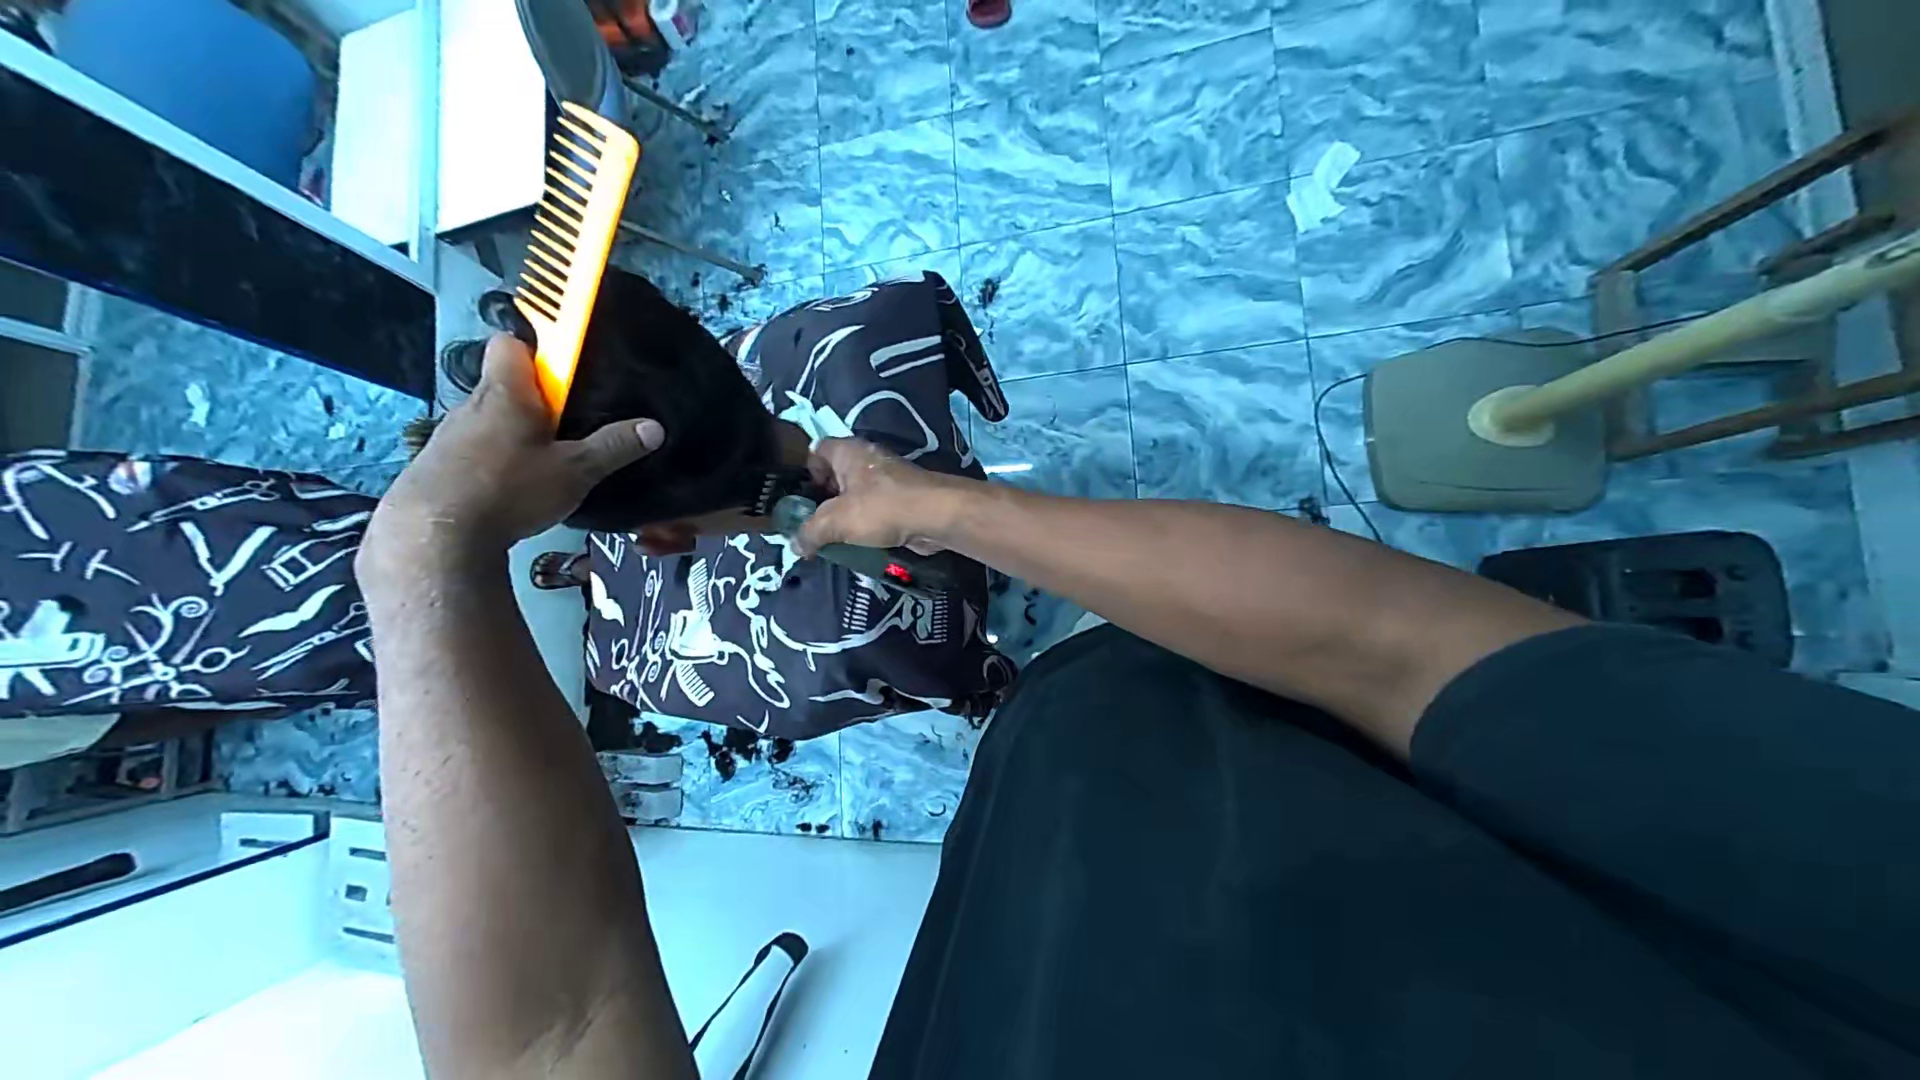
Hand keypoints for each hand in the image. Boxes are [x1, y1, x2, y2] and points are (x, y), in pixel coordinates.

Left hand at [369, 334, 664, 555]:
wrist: (435, 536)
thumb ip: (614, 447)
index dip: (538, 351)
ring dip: (514, 433)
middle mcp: (471, 405)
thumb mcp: (576, 471)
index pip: (510, 343)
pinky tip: (512, 488)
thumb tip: (654, 428)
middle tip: (568, 428)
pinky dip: (493, 459)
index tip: (566, 375)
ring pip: (490, 420)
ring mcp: (448, 435)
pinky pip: (473, 449)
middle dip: (536, 401)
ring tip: (542, 464)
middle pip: (505, 385)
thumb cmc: (510, 489)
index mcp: (506, 393)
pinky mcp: (436, 465)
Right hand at [792, 438, 966, 557]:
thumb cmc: (880, 508)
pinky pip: (876, 509)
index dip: (806, 473)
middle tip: (817, 525)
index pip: (816, 451)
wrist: (935, 515)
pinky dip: (868, 524)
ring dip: (847, 516)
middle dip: (825, 501)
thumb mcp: (835, 522)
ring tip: (838, 539)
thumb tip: (795, 546)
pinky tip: (862, 543)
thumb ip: (810, 532)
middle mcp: (866, 458)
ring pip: (857, 495)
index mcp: (847, 451)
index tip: (804, 500)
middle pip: (836, 476)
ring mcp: (888, 477)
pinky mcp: (903, 497)